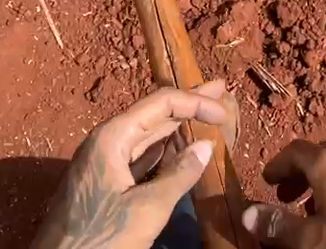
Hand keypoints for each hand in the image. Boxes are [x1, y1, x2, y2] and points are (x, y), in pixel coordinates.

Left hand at [33, 81, 230, 248]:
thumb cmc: (101, 239)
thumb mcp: (146, 210)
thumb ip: (179, 174)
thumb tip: (206, 144)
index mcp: (113, 136)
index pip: (162, 103)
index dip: (196, 102)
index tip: (224, 112)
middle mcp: (106, 141)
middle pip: (154, 113)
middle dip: (188, 103)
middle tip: (220, 91)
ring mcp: (103, 163)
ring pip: (147, 135)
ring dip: (177, 126)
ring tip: (205, 115)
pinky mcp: (103, 184)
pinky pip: (139, 156)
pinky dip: (164, 149)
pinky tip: (179, 148)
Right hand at [242, 141, 325, 248]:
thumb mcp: (312, 242)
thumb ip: (278, 226)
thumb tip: (245, 212)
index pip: (296, 150)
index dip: (278, 164)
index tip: (266, 181)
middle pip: (321, 156)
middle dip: (301, 174)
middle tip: (285, 199)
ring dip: (324, 185)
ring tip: (314, 214)